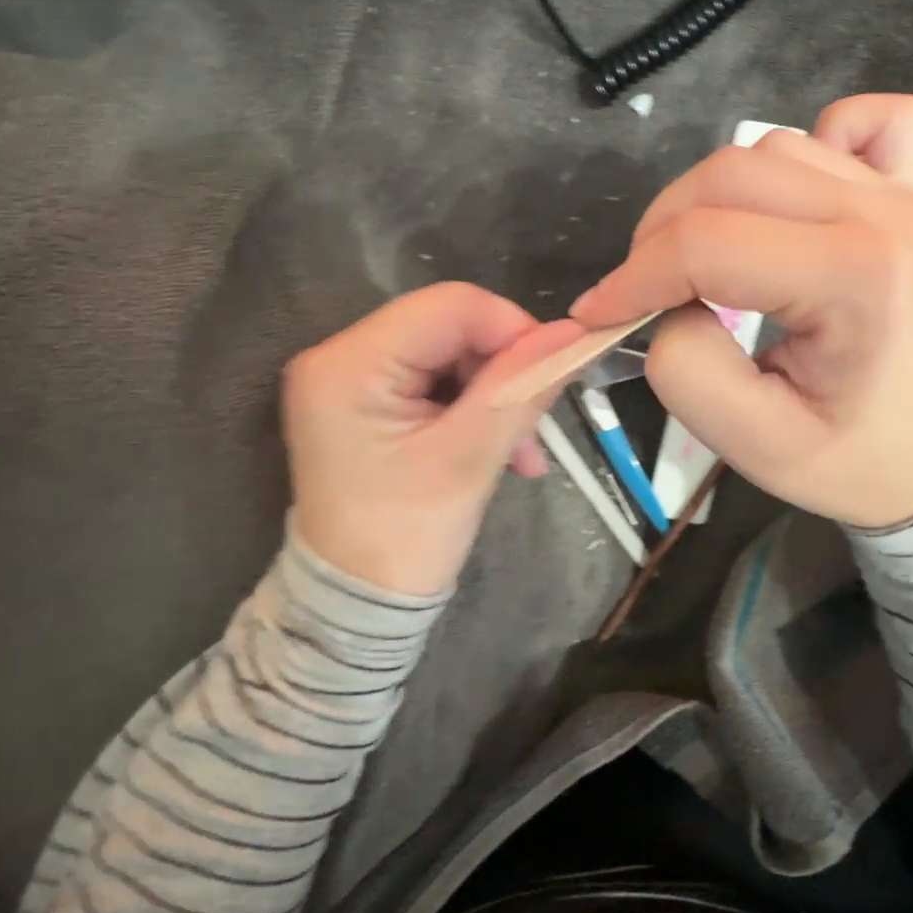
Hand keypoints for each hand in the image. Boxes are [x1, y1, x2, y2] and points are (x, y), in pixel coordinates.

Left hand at [284, 283, 586, 594]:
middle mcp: (338, 357)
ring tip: (525, 452)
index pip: (450, 306)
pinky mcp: (366, 402)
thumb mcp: (468, 461)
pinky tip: (503, 450)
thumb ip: (519, 389)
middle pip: (449, 328)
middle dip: (505, 371)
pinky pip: (435, 383)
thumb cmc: (404, 540)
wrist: (356, 606)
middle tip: (538, 425)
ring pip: (450, 355)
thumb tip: (574, 334)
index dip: (514, 329)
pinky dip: (474, 409)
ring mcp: (350, 380)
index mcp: (348, 364)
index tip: (558, 371)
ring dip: (496, 396)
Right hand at [569, 95, 912, 527]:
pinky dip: (817, 140)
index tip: (596, 315)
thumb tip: (669, 307)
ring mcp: (908, 195)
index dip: (632, 278)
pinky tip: (793, 200)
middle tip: (644, 292)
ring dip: (715, 199)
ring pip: (773, 148)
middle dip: (661, 232)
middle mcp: (884, 215)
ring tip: (703, 262)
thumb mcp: (757, 448)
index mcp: (854, 279)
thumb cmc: (857, 463)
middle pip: (730, 175)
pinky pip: (868, 122)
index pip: (706, 244)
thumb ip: (689, 371)